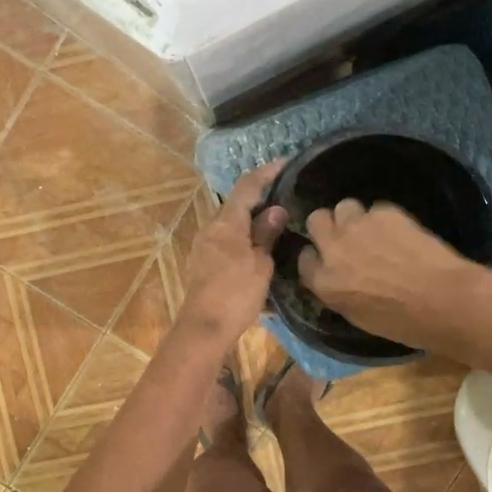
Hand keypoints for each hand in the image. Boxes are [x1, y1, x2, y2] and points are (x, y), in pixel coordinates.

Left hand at [179, 161, 288, 339]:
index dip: (266, 172)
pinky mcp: (203, 263)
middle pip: (237, 204)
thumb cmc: (235, 294)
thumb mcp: (260, 264)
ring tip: (278, 224)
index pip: (247, 186)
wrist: (204, 329)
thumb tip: (276, 210)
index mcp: (226, 222)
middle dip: (261, 198)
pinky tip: (260, 250)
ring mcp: (204, 246)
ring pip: (232, 224)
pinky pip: (227, 242)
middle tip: (287, 196)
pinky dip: (244, 239)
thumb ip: (267, 235)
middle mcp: (211, 228)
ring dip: (252, 221)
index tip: (285, 162)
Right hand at [297, 199, 484, 346]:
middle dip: (329, 225)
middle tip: (347, 237)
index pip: (304, 257)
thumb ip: (340, 292)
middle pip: (316, 220)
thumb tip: (341, 280)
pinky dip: (386, 219)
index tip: (329, 260)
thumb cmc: (403, 322)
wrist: (442, 300)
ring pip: (345, 206)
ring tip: (374, 230)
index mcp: (324, 282)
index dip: (317, 256)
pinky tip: (402, 233)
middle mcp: (334, 250)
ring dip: (355, 217)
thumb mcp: (358, 316)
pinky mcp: (385, 212)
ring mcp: (358, 227)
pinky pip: (377, 208)